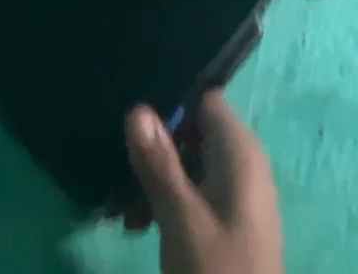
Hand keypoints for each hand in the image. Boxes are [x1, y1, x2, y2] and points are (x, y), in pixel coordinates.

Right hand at [124, 92, 281, 273]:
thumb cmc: (217, 271)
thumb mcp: (181, 219)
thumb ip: (159, 163)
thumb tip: (138, 108)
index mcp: (240, 152)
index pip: (204, 101)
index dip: (169, 104)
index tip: (130, 116)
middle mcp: (243, 163)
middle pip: (191, 135)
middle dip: (152, 149)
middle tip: (114, 171)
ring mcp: (237, 193)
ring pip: (187, 166)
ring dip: (151, 181)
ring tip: (117, 210)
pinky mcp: (228, 221)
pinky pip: (192, 193)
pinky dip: (164, 202)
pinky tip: (135, 226)